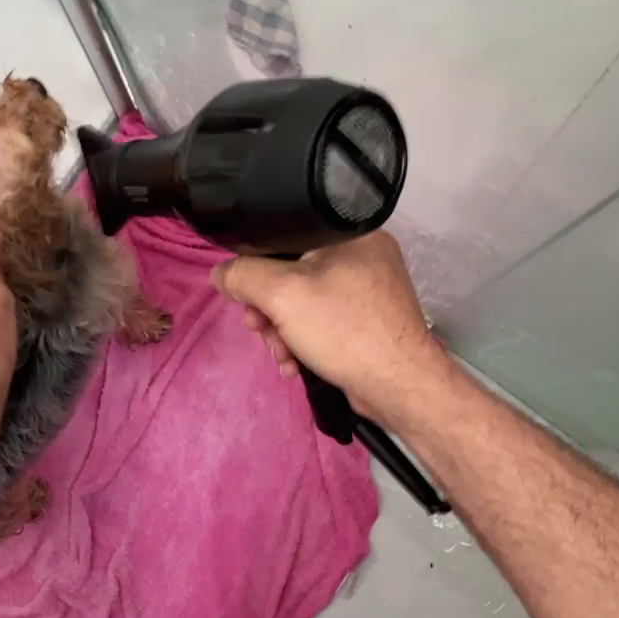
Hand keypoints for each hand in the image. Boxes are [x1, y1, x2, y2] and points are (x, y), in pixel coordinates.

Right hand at [210, 231, 452, 425]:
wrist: (398, 386)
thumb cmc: (344, 330)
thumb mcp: (282, 294)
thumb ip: (243, 276)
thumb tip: (220, 273)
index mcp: (350, 232)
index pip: (285, 238)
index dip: (256, 267)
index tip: (246, 298)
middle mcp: (363, 254)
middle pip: (291, 273)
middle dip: (268, 309)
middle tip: (260, 330)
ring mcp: (367, 290)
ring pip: (303, 302)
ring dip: (282, 331)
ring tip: (282, 355)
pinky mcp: (367, 321)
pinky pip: (322, 321)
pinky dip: (303, 341)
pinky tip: (296, 364)